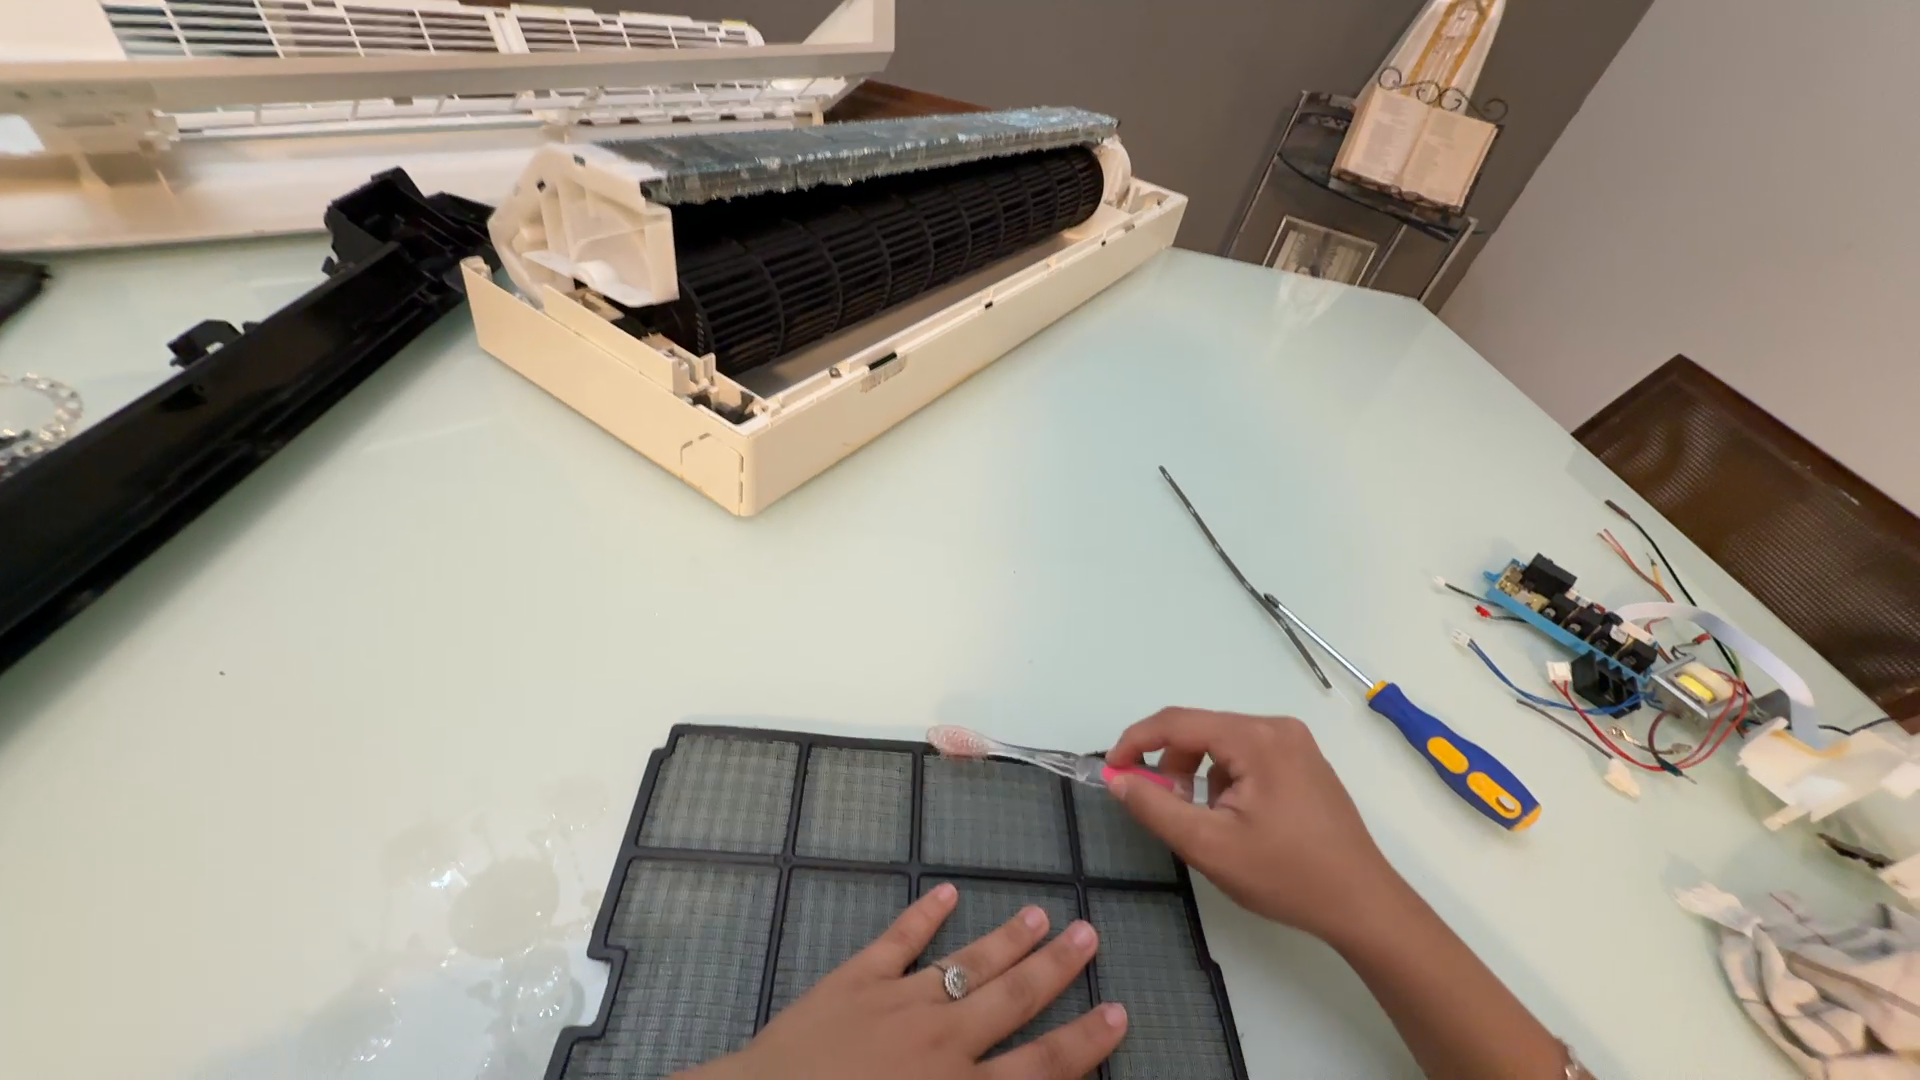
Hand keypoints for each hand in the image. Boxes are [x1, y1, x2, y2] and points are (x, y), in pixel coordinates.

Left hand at [686, 882, 1126, 1079]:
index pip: (1041, 1067)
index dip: (1084, 1041)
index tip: (1117, 1011)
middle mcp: (942, 1040)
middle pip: (1014, 998)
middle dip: (1056, 967)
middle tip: (1088, 933)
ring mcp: (900, 1001)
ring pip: (967, 962)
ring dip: (1006, 938)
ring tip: (1039, 911)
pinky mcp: (857, 978)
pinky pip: (898, 939)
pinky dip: (924, 914)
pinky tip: (948, 891)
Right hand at [1104, 708, 1400, 946]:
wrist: (1364, 907)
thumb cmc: (1286, 876)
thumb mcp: (1208, 845)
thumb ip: (1155, 807)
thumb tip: (1117, 779)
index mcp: (1256, 738)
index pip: (1177, 722)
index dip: (1135, 742)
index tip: (1111, 771)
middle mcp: (1276, 728)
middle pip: (1200, 731)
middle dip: (1170, 766)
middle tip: (1162, 807)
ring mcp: (1295, 743)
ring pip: (1221, 745)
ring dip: (1197, 776)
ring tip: (1204, 821)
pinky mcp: (1303, 762)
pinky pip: (1245, 756)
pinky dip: (1224, 780)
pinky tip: (1235, 820)